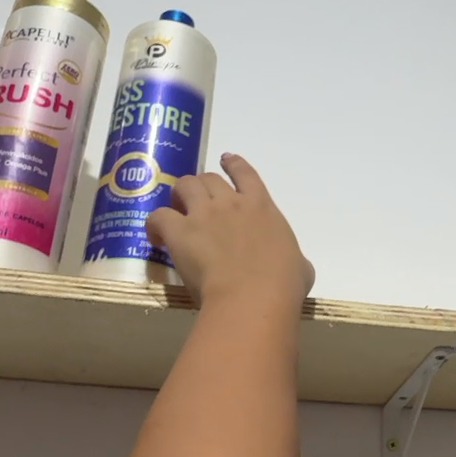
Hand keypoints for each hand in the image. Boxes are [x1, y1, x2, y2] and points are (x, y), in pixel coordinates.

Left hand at [146, 154, 312, 309]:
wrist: (255, 296)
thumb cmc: (284, 284)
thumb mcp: (300, 266)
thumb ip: (292, 257)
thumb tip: (293, 266)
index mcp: (262, 207)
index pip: (245, 173)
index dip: (233, 165)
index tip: (226, 160)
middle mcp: (231, 203)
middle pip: (208, 178)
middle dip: (201, 187)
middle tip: (196, 203)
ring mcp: (204, 214)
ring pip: (183, 186)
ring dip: (178, 195)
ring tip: (176, 211)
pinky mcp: (181, 232)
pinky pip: (159, 216)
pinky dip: (155, 224)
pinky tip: (157, 236)